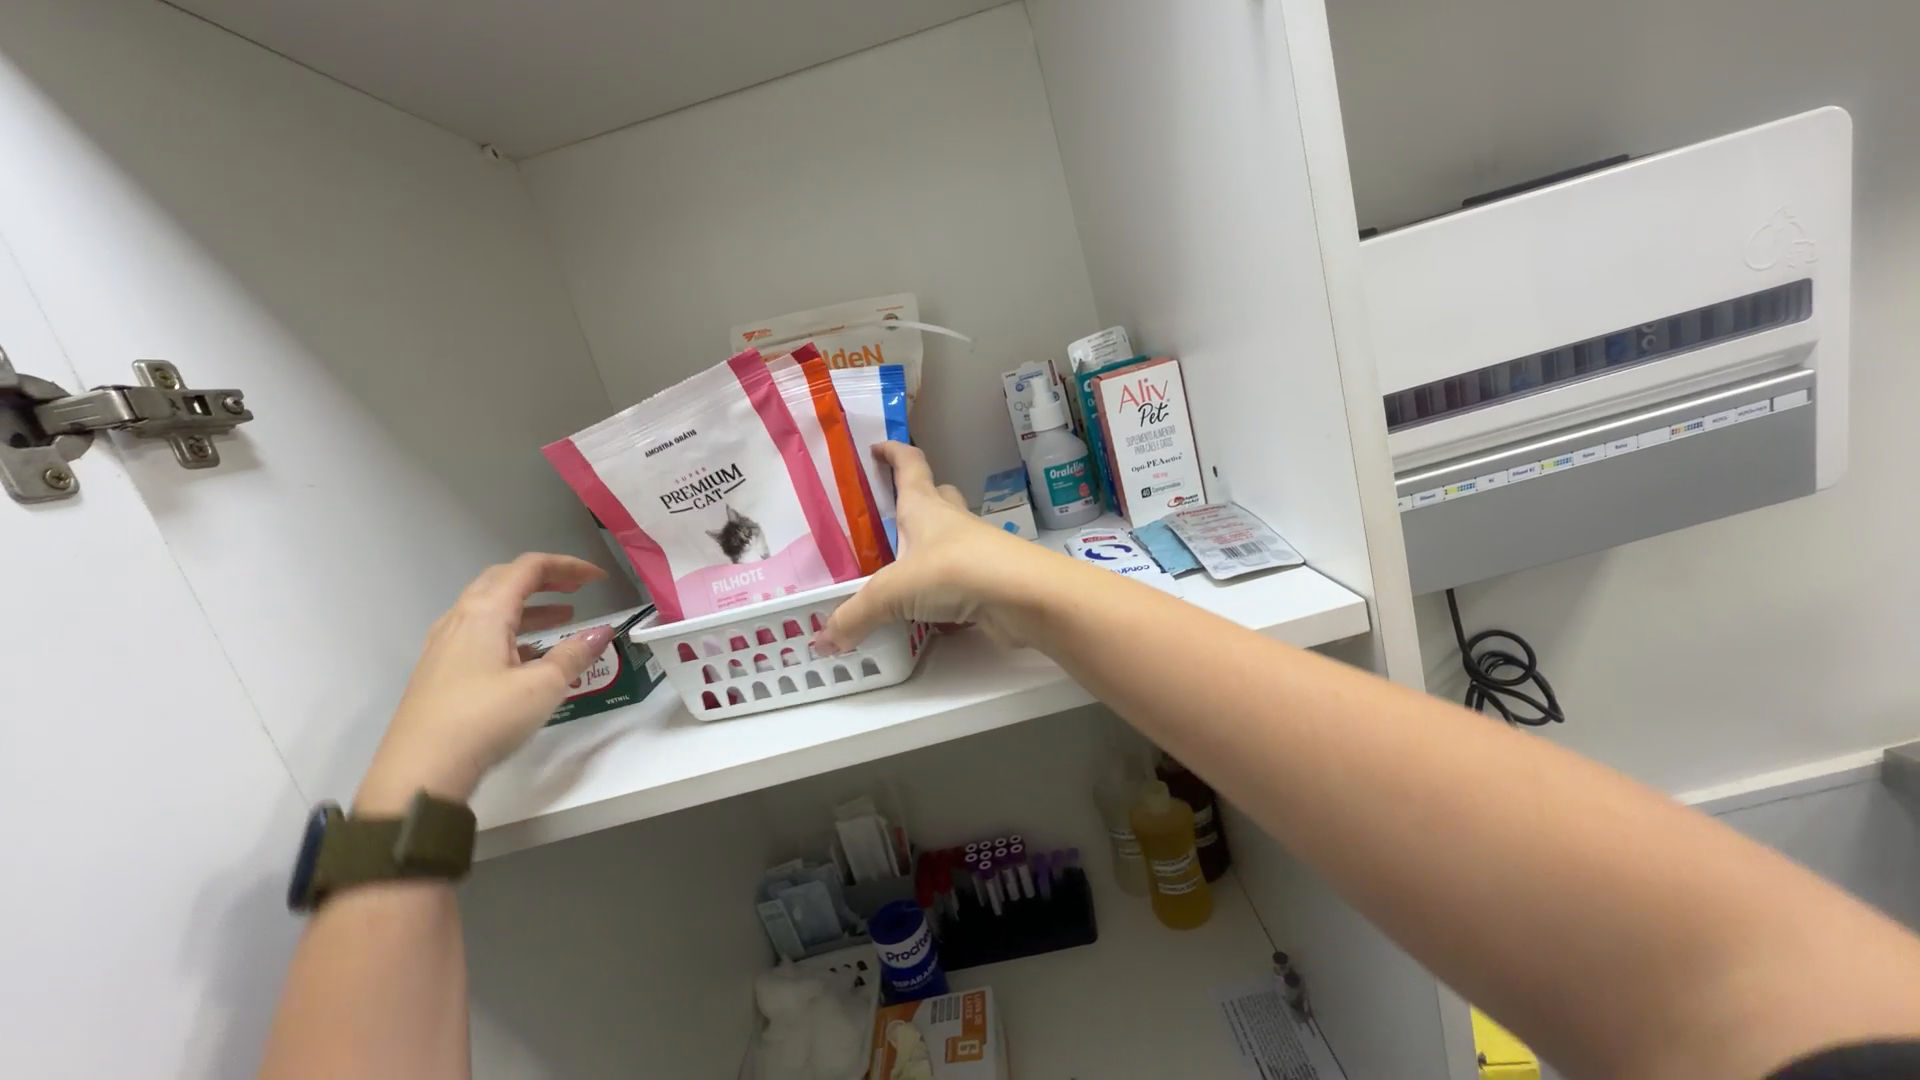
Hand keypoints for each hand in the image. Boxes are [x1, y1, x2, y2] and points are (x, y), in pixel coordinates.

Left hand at [357, 553, 611, 812]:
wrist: (420, 770)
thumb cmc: (485, 718)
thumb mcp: (542, 686)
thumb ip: (574, 654)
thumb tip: (603, 632)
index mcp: (484, 613)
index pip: (528, 568)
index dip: (567, 566)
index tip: (598, 580)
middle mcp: (460, 619)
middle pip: (503, 579)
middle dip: (545, 579)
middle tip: (578, 589)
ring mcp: (445, 645)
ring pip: (490, 608)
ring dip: (529, 606)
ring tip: (563, 619)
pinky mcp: (441, 670)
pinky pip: (480, 633)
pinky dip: (512, 631)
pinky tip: (531, 657)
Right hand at [820, 443, 1058, 652]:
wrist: (1022, 596)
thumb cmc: (954, 570)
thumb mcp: (892, 592)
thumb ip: (856, 615)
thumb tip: (824, 640)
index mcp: (924, 507)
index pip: (909, 465)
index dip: (893, 452)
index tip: (877, 448)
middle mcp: (950, 521)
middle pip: (935, 496)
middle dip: (916, 498)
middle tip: (889, 514)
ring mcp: (973, 550)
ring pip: (949, 537)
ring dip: (929, 545)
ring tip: (900, 565)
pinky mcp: (987, 579)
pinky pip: (958, 577)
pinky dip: (942, 587)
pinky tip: (926, 606)